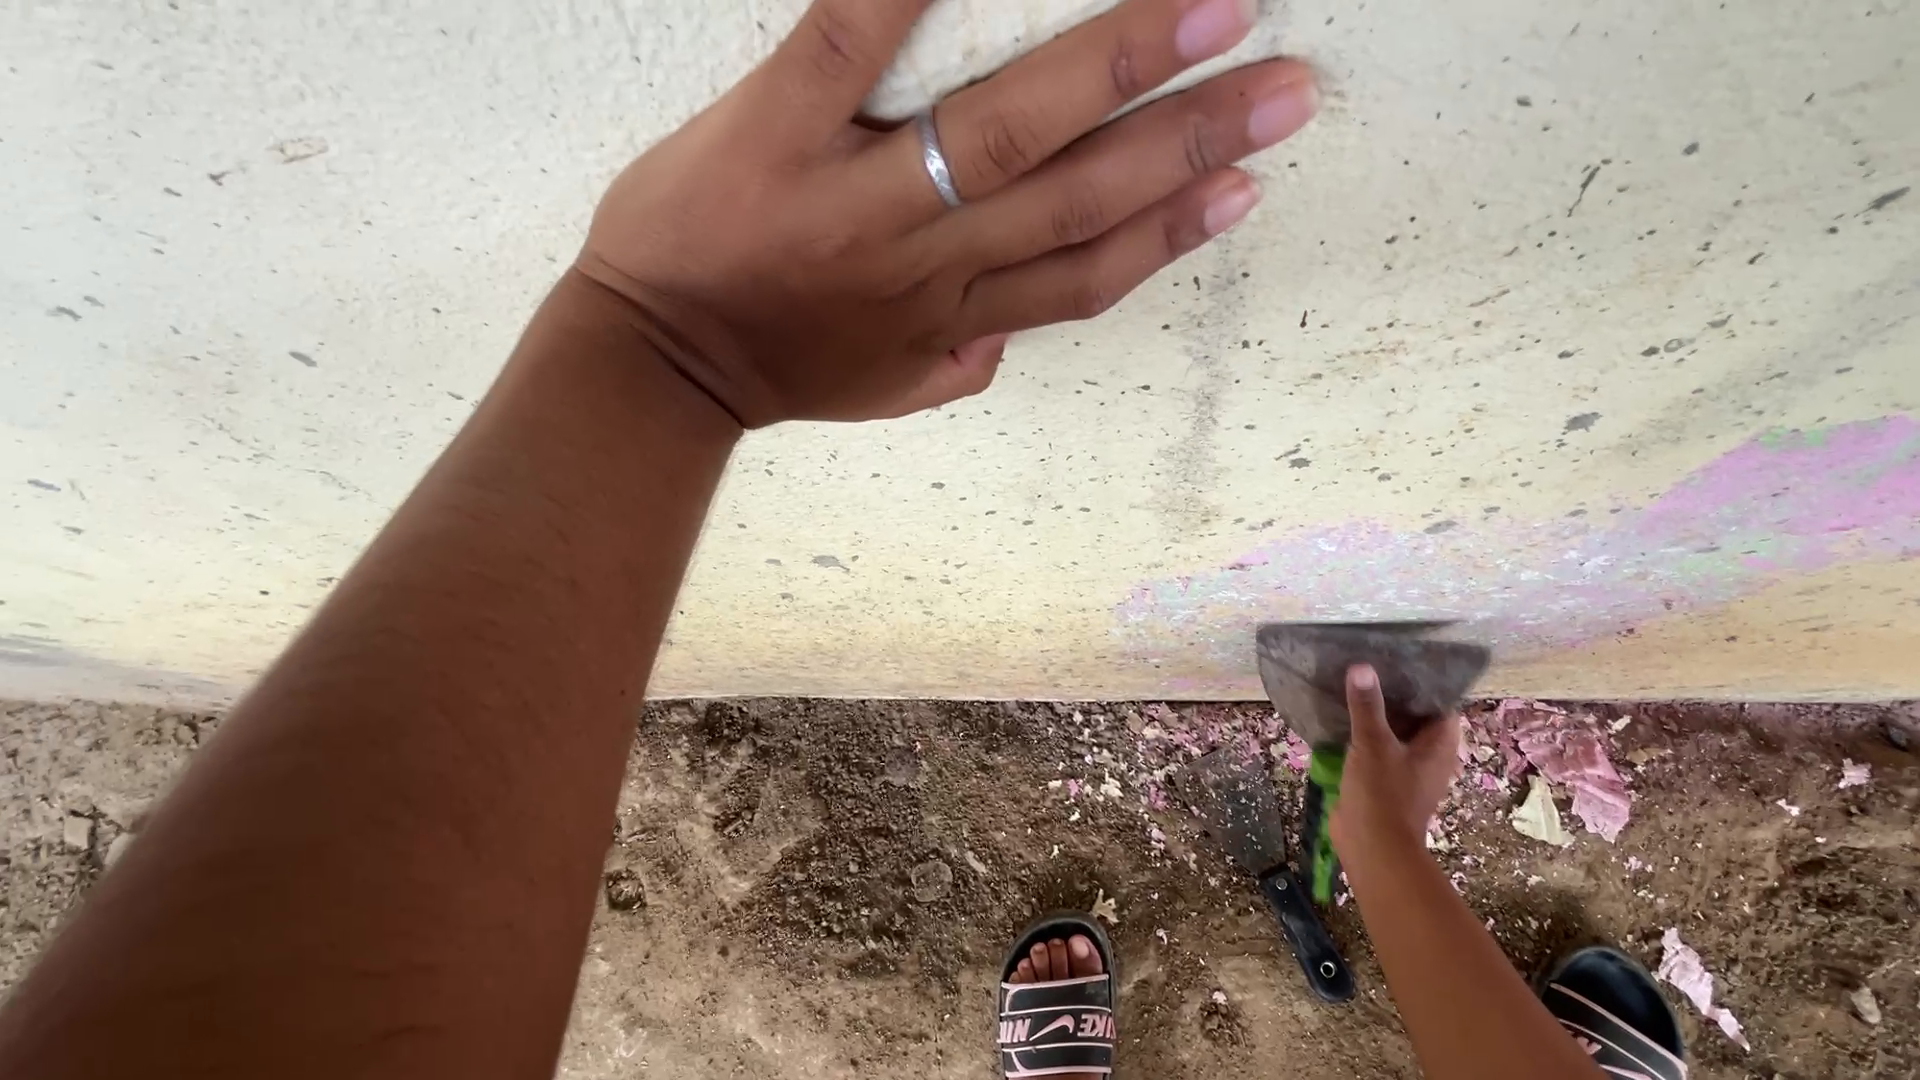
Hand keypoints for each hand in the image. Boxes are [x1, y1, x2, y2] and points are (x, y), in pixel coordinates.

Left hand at [575, 0, 1317, 426]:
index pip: (1085, 275)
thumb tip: (1010, 343)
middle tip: (1284, 87)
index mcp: (950, 318)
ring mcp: (854, 196)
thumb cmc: (777, 371)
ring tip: (1209, 12)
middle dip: (1188, 142)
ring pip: (1005, 131)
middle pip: (1078, 197)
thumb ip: (955, 368)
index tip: (1244, 186)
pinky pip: (846, 42)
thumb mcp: (879, 392)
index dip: (1173, 233)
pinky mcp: (775, 131)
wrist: (657, 365)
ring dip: (1114, 71)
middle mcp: (924, 262)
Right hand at [1331, 664, 1462, 853]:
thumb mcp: (1373, 744)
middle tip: (1370, 666)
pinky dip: (1364, 734)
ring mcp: (1406, 770)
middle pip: (1416, 717)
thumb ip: (1367, 706)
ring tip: (1353, 686)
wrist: (1372, 847)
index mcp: (1439, 747)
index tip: (1400, 660)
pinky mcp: (1384, 780)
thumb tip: (1362, 667)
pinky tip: (1342, 719)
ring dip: (1377, 715)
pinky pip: (1377, 748)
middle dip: (1395, 695)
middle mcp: (1429, 756)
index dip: (1424, 682)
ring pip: (1395, 733)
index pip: (1440, 705)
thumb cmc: (1383, 794)